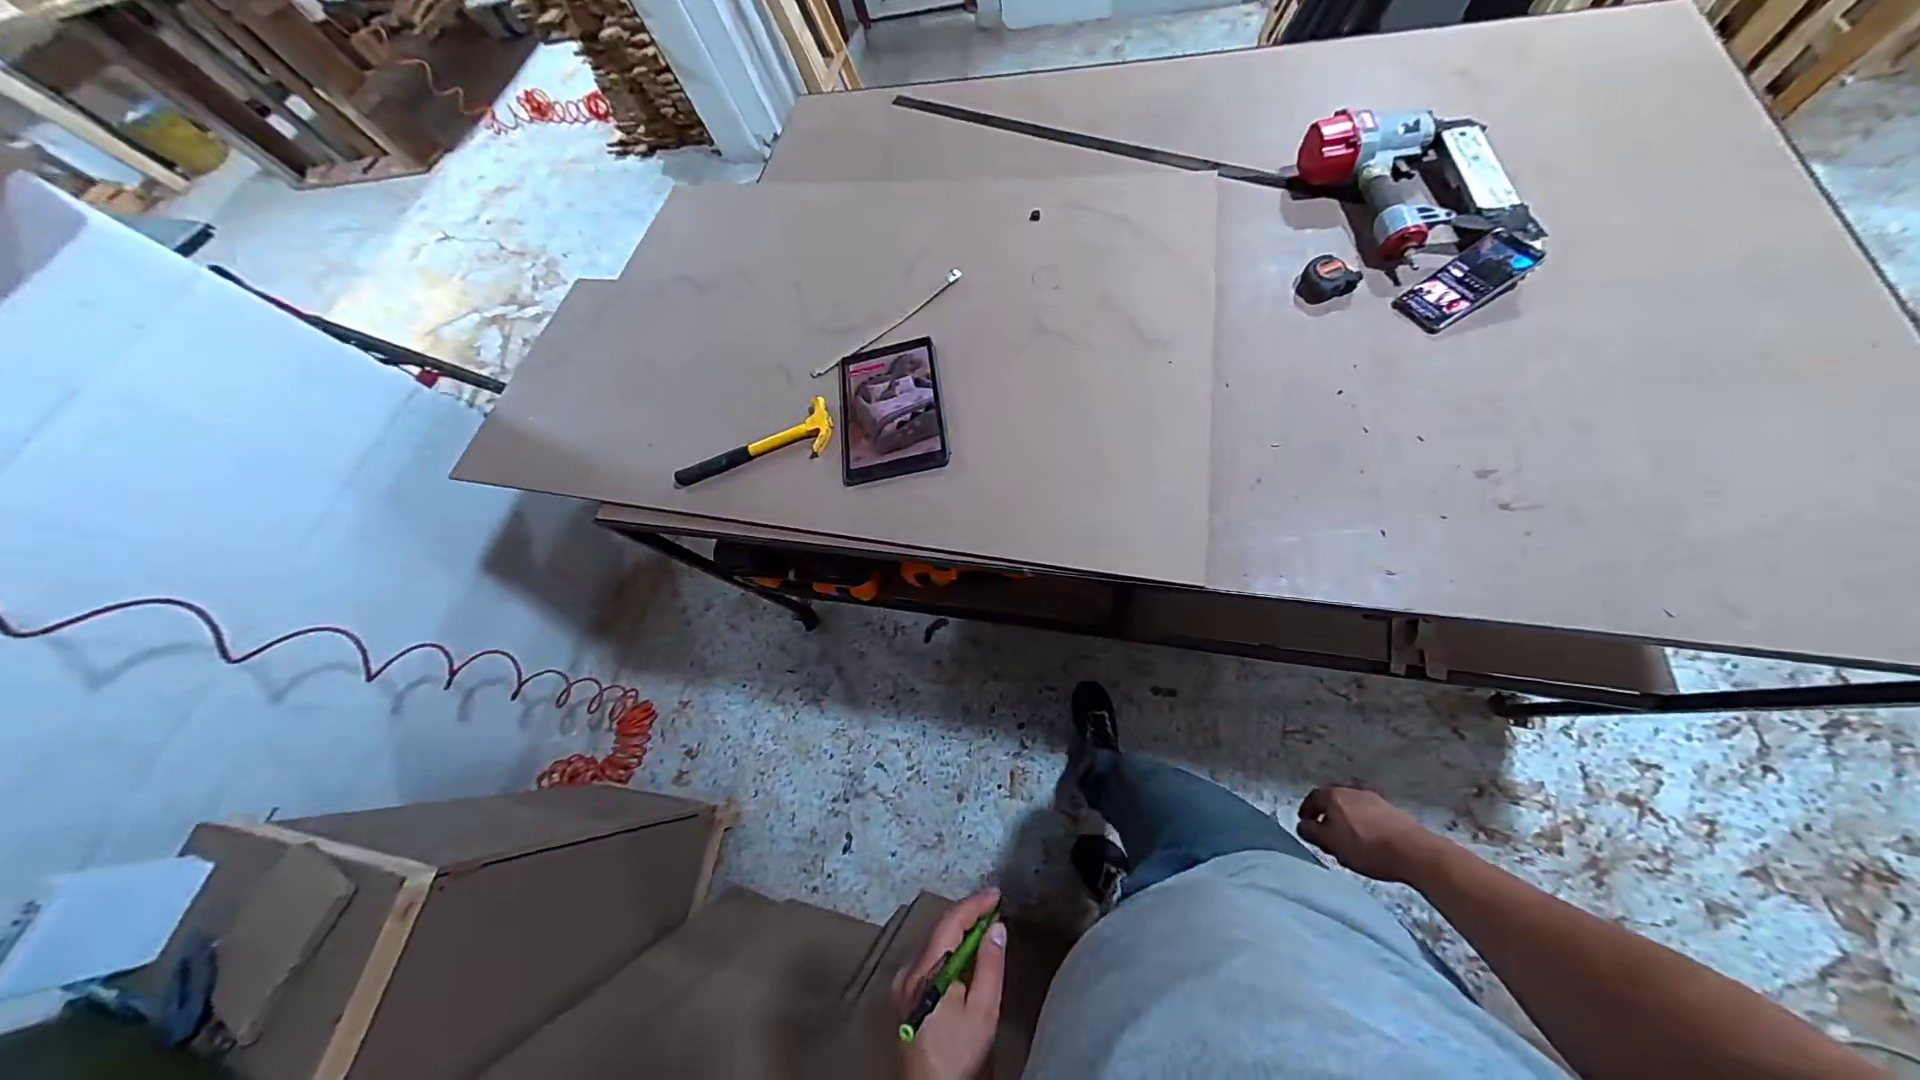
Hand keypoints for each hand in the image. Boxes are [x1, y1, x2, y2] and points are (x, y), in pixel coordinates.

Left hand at [892, 887, 1005, 1079]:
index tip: (995, 894)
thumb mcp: (984, 1012)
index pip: (949, 923)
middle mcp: (907, 973)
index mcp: (924, 972)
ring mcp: (901, 986)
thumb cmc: (959, 1058)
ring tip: (985, 930)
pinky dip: (949, 953)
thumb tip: (996, 927)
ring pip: (934, 947)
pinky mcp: (903, 998)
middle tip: (994, 909)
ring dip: (959, 935)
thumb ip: (991, 966)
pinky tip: (966, 959)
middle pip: (939, 932)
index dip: (974, 904)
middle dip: (967, 917)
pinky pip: (929, 963)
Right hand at [1297, 786, 1450, 882]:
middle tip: (1326, 836)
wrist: (1415, 852)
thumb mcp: (1330, 842)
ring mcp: (1375, 800)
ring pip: (1352, 810)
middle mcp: (1353, 791)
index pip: (1312, 799)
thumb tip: (1303, 825)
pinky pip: (1370, 818)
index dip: (1306, 813)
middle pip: (1333, 803)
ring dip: (1347, 823)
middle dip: (1327, 818)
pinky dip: (1365, 827)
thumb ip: (1311, 832)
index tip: (1306, 826)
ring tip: (1349, 843)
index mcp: (1333, 795)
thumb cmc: (1366, 846)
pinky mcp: (1394, 812)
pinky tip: (1370, 843)